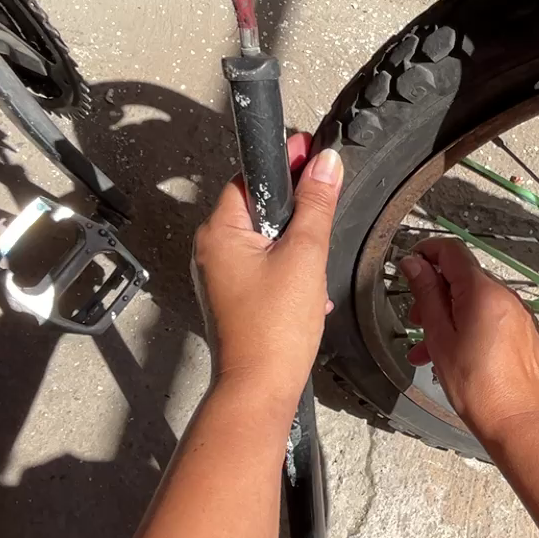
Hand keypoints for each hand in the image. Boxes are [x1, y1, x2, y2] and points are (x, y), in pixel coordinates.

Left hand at [193, 134, 341, 406]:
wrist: (261, 386)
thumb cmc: (276, 325)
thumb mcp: (305, 255)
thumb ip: (316, 206)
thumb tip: (326, 162)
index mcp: (220, 232)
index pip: (251, 180)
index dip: (284, 165)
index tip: (312, 150)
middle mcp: (212, 252)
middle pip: (258, 211)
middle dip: (295, 212)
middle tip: (326, 205)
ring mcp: (221, 278)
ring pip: (265, 243)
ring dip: (296, 247)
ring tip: (318, 262)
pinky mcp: (234, 300)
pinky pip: (264, 270)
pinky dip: (289, 272)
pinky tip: (311, 291)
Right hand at [398, 237, 538, 438]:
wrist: (516, 419)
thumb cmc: (474, 384)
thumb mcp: (440, 336)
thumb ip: (426, 294)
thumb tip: (414, 263)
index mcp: (482, 291)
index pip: (452, 251)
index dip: (427, 252)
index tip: (409, 266)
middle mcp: (506, 295)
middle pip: (463, 278)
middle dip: (434, 293)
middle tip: (415, 319)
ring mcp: (518, 313)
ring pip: (475, 302)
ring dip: (448, 316)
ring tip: (427, 348)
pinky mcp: (524, 332)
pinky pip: (491, 318)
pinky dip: (469, 327)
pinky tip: (453, 354)